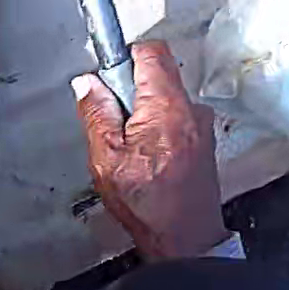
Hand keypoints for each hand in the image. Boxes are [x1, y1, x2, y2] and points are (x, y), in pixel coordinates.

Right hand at [74, 41, 229, 259]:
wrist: (184, 237)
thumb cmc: (146, 203)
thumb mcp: (106, 157)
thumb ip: (96, 114)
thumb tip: (86, 82)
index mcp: (166, 105)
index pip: (150, 51)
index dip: (124, 57)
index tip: (107, 78)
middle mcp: (190, 108)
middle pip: (157, 75)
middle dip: (129, 92)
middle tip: (113, 126)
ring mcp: (200, 126)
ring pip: (164, 100)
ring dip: (143, 114)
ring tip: (129, 151)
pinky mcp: (202, 142)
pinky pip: (175, 120)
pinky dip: (157, 130)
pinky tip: (145, 160)